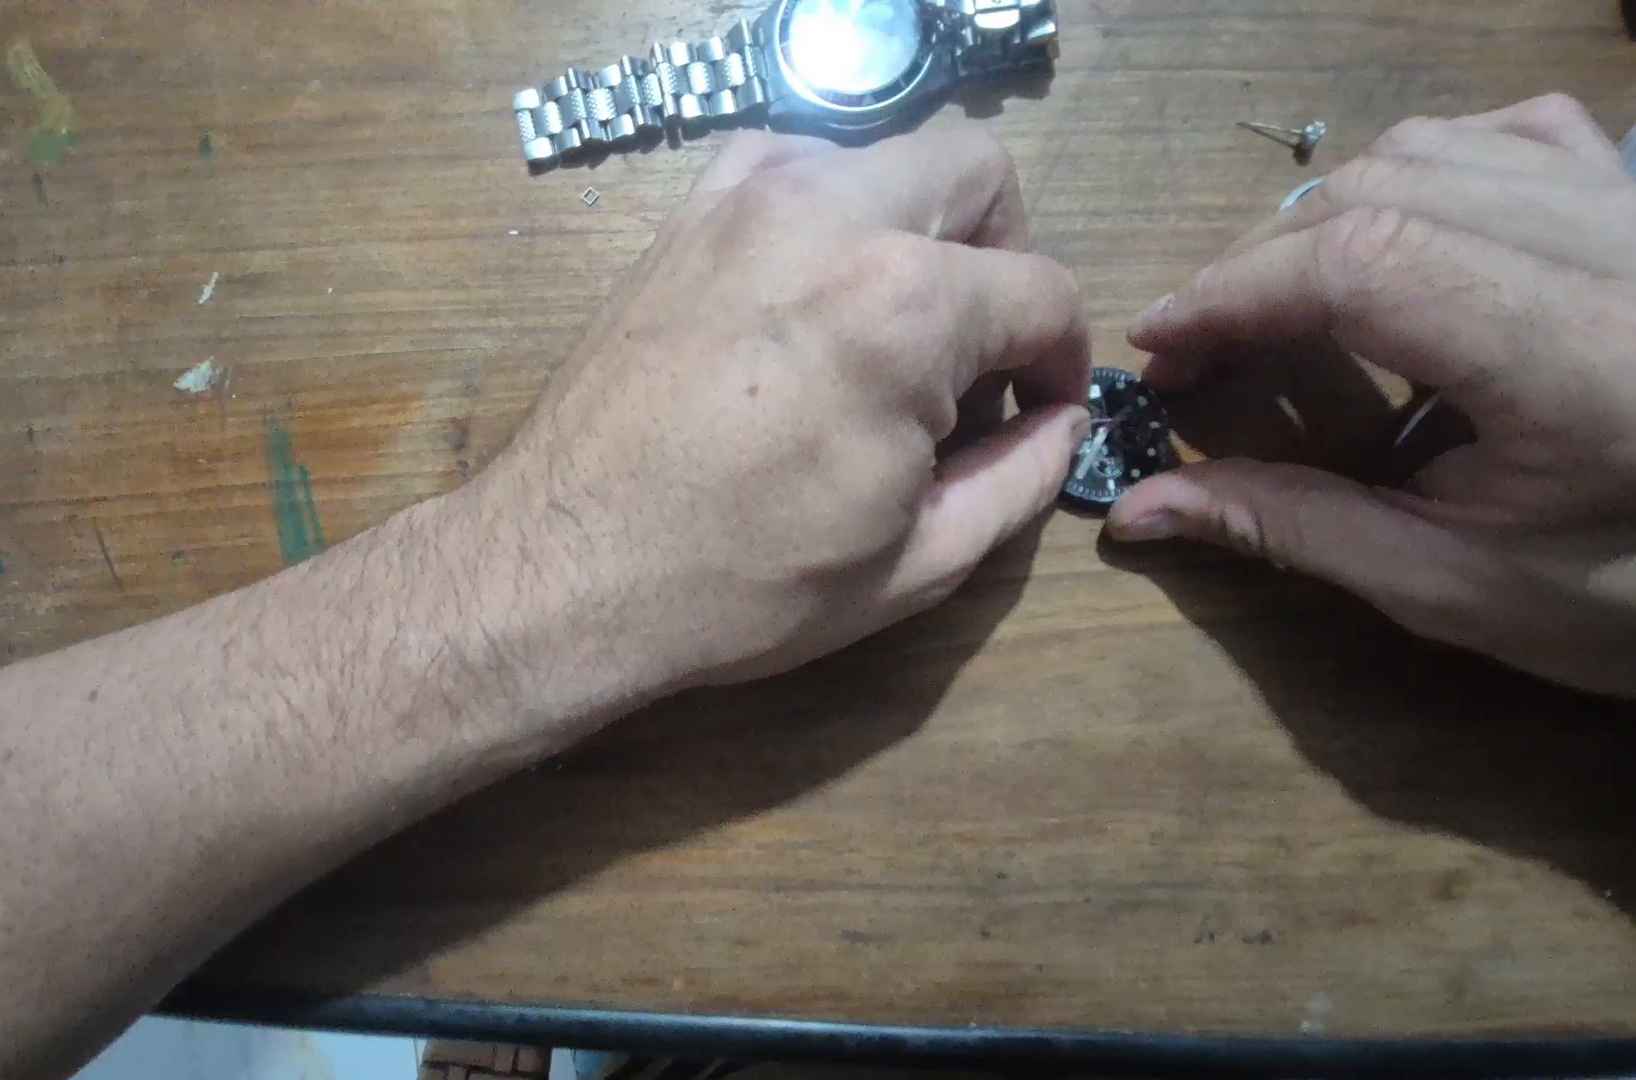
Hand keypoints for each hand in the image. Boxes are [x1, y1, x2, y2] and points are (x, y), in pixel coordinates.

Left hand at [479, 129, 1089, 698]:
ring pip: (883, 158)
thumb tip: (1060, 421)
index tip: (1040, 408)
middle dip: (1003, 262)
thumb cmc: (746, 588)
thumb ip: (1019, 481)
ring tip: (888, 332)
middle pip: (978, 177)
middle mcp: (830, 217)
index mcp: (905, 310)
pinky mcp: (684, 217)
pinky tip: (809, 297)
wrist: (570, 572)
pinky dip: (829, 214)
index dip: (1064, 358)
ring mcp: (744, 201)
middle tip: (973, 359)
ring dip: (917, 230)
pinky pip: (790, 169)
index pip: (1044, 292)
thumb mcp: (915, 562)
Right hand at [1107, 94, 1635, 720]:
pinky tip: (1369, 243)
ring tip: (1260, 306)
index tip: (1155, 347)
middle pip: (1381, 194)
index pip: (1369, 265)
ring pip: (1432, 154)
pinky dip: (1400, 181)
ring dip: (1304, 228)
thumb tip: (1135, 511)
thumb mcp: (1447, 586)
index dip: (1232, 293)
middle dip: (1248, 269)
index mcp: (1604, 366)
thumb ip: (1283, 526)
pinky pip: (1506, 142)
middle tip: (1192, 351)